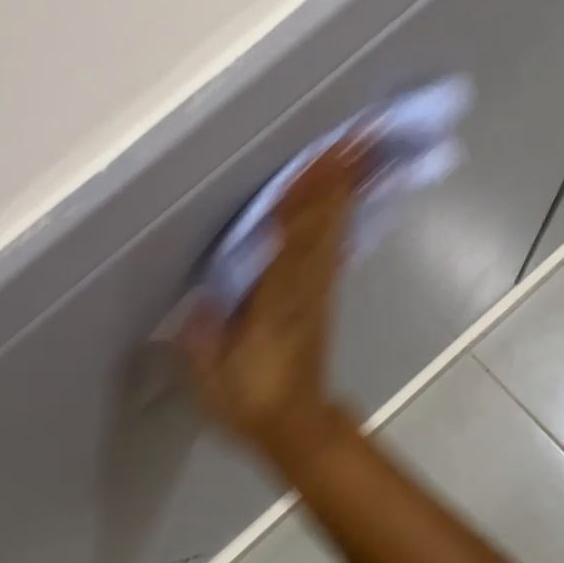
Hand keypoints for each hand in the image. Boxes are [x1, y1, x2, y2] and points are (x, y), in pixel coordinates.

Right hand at [181, 141, 361, 459]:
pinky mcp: (322, 295)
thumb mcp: (214, 381)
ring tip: (360, 149)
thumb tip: (202, 301)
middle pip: (322, 227)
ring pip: (332, 232)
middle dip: (338, 180)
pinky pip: (332, 246)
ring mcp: (317, 291)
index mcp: (276, 307)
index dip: (308, 201)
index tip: (322, 161)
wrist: (295, 427)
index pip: (293, 243)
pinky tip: (348, 190)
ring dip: (345, 189)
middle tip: (359, 135)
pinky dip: (340, 214)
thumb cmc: (250, 402)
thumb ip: (204, 339)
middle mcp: (303, 291)